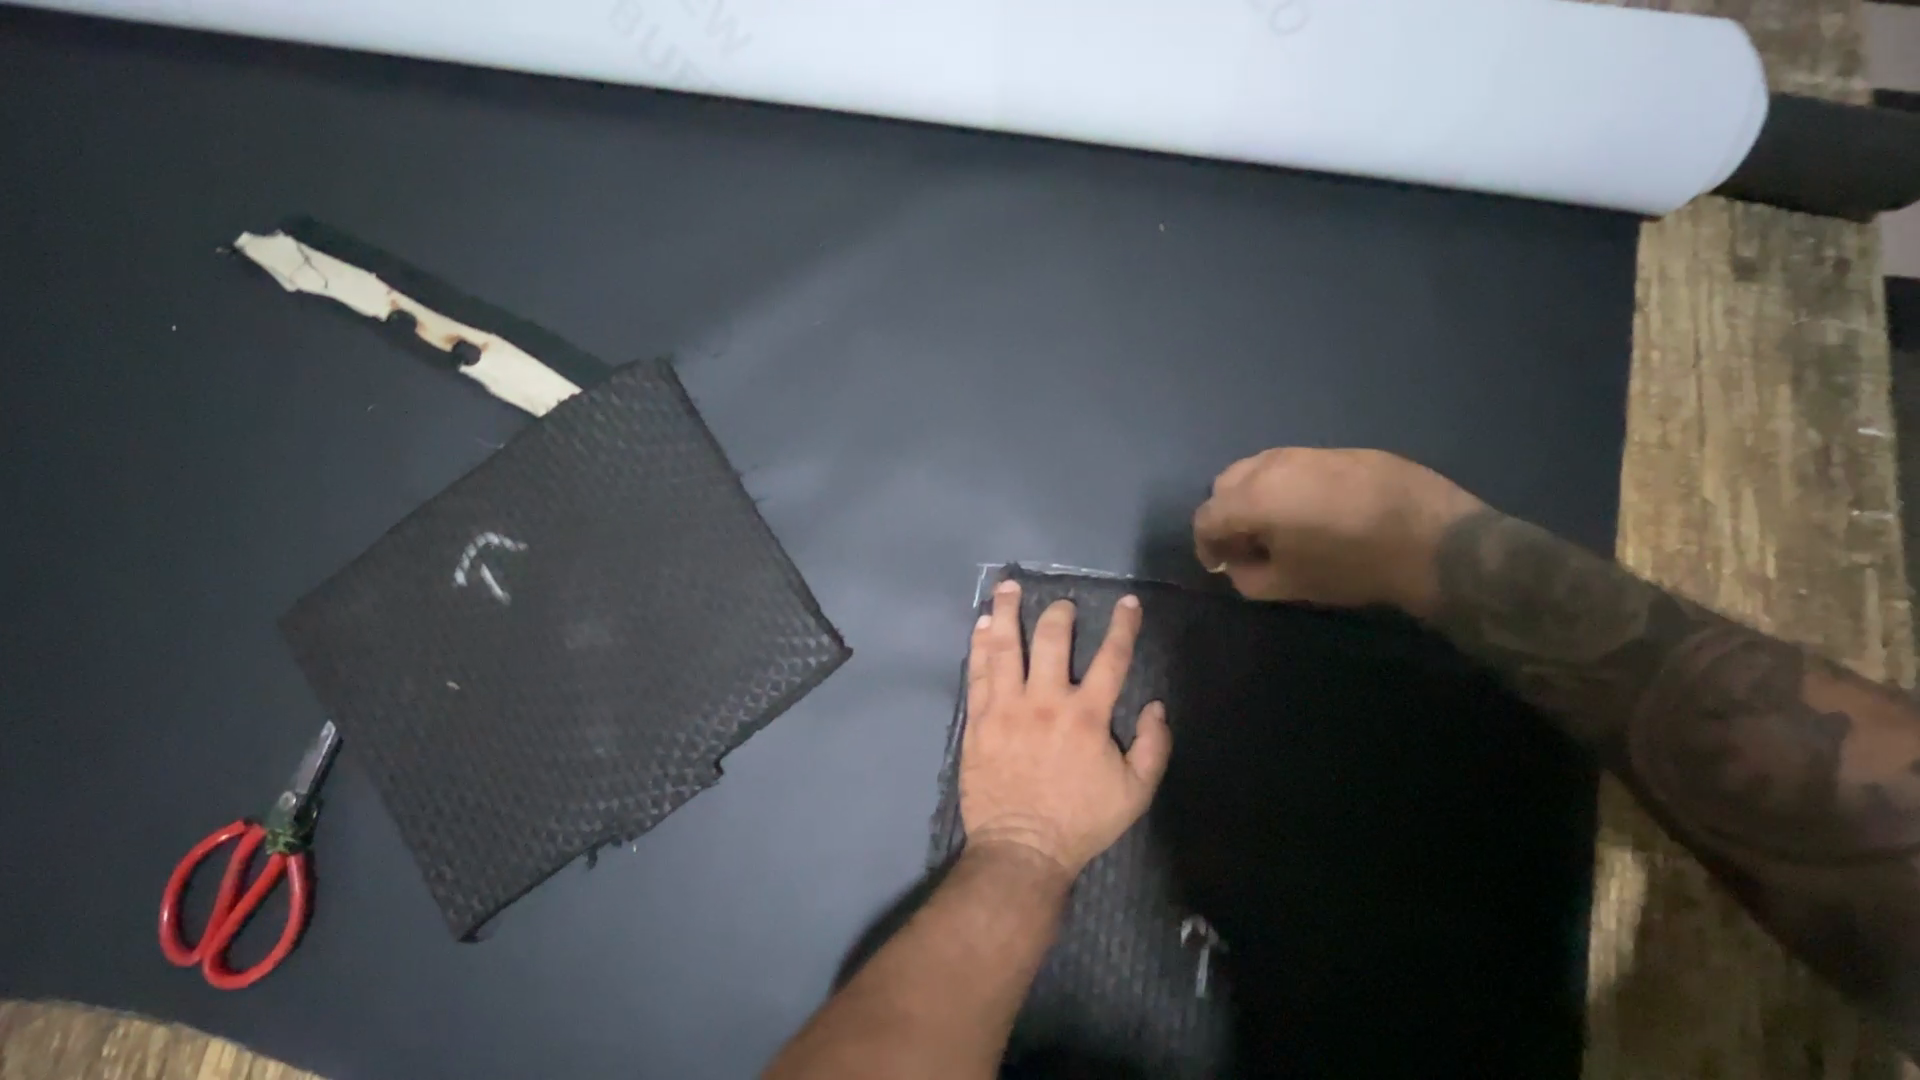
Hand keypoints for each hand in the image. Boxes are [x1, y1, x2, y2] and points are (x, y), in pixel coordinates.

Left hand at [960, 579, 1171, 880]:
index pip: (1112, 658)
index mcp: (1088, 716)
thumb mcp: (1135, 793)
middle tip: (1063, 604)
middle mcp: (1046, 701)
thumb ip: (1153, 746)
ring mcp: (1007, 708)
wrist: (1022, 849)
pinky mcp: (979, 720)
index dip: (1123, 625)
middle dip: (1060, 614)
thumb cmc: (1081, 821)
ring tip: (1007, 587)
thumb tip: (1156, 706)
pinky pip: (978, 673)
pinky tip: (982, 625)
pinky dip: (980, 645)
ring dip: (1007, 612)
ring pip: (1006, 647)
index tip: (1127, 602)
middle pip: (1053, 640)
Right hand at [1192, 448, 1486, 616]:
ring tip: (1281, 524)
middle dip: (1227, 513)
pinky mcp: (1343, 450)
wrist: (1435, 542)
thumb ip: (1247, 577)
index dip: (1205, 544)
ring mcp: (1309, 452)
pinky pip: (1298, 464)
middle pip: (1226, 483)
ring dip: (1257, 494)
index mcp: (1254, 498)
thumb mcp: (1290, 586)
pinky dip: (1290, 484)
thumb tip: (1236, 564)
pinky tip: (1317, 509)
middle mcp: (1273, 465)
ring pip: (1261, 467)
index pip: (1206, 516)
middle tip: (1248, 543)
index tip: (1219, 564)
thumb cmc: (1352, 568)